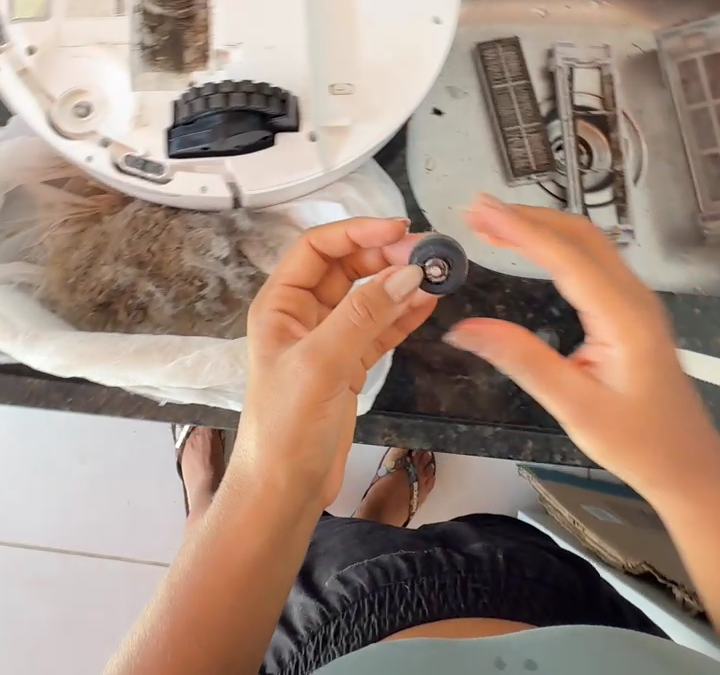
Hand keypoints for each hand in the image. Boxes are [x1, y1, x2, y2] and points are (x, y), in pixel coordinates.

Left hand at [231, 218, 437, 512]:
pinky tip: (429, 302)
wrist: (285, 491)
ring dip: (401, 283)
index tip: (399, 229)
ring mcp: (328, 338)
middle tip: (428, 255)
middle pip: (348, 267)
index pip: (318, 248)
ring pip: (369, 296)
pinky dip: (404, 313)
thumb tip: (408, 272)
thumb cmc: (285, 427)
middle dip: (386, 257)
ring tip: (438, 273)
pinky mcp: (349, 363)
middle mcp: (303, 314)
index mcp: (281, 303)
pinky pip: (381, 327)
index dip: (357, 232)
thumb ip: (364, 315)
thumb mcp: (321, 364)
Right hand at [444, 195, 719, 498]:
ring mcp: (636, 298)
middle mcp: (633, 295)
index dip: (520, 229)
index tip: (480, 209)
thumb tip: (461, 330)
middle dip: (526, 217)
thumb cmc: (637, 442)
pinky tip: (529, 247)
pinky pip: (591, 257)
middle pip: (578, 235)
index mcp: (622, 316)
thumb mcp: (574, 406)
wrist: (690, 467)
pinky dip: (554, 241)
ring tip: (492, 223)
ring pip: (586, 241)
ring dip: (539, 225)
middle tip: (476, 212)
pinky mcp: (631, 306)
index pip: (566, 256)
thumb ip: (521, 359)